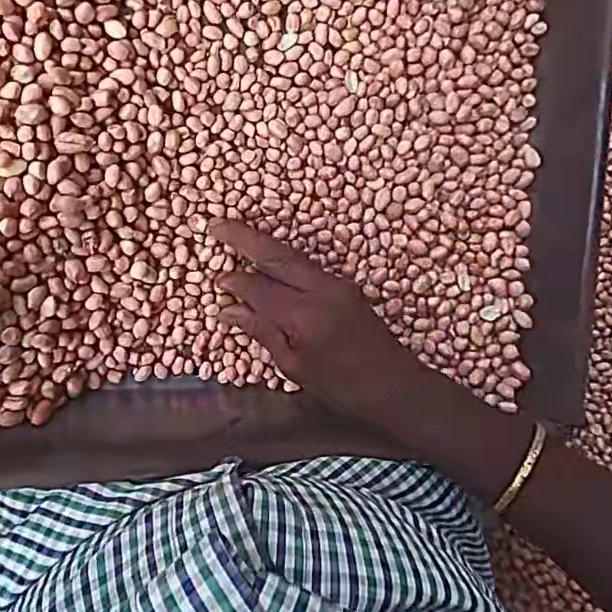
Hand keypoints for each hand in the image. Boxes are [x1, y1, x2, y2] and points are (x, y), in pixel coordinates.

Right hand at [211, 220, 434, 429]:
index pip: (258, 288)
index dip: (235, 283)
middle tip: (216, 224)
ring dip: (263, 244)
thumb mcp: (294, 366)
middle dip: (244, 237)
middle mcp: (321, 290)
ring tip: (238, 233)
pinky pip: (307, 266)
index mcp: (303, 316)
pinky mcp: (345, 286)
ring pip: (292, 255)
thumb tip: (229, 311)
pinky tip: (270, 260)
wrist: (395, 385)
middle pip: (276, 256)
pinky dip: (283, 260)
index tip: (216, 280)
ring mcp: (336, 284)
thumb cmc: (341, 386)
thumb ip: (262, 332)